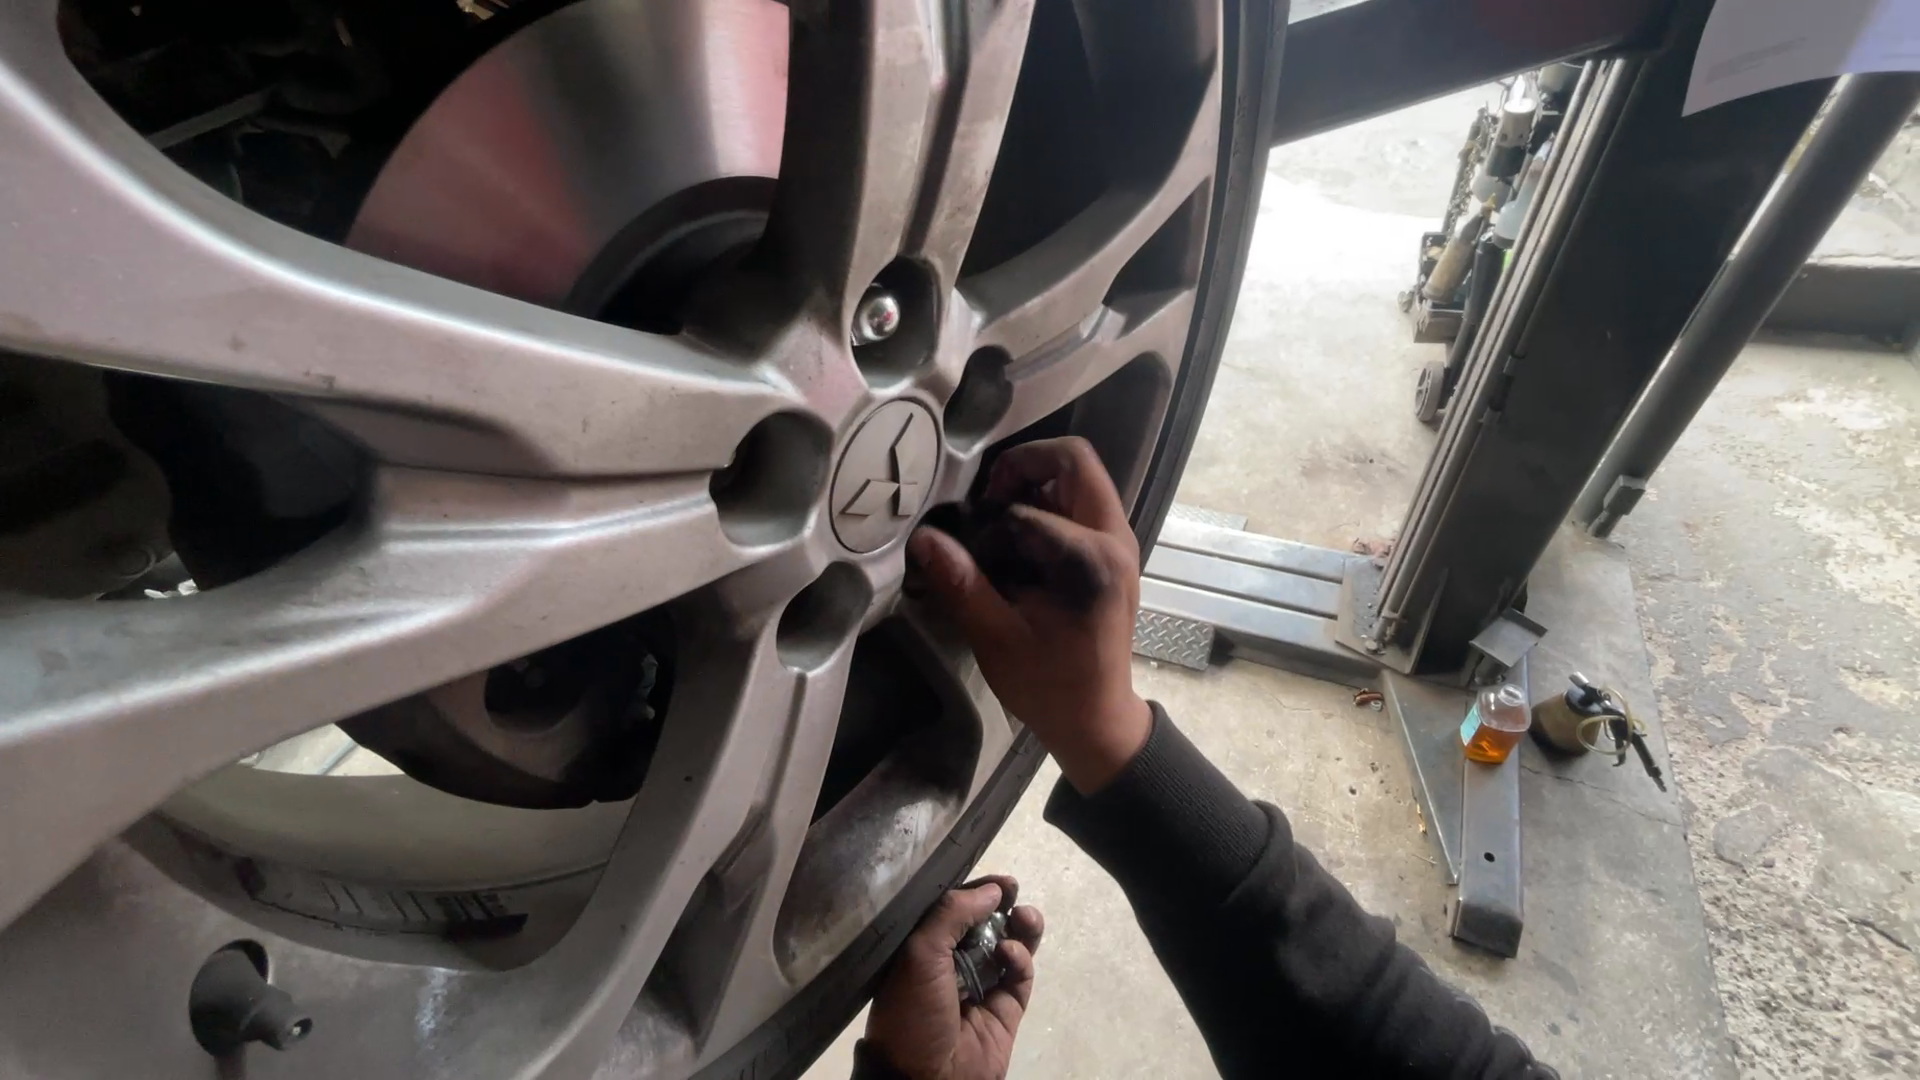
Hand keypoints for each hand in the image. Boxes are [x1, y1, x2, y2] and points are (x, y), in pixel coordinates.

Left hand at [864, 877, 1043, 1079]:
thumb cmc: (912, 1011)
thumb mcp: (919, 952)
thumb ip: (953, 913)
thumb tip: (991, 890)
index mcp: (926, 946)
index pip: (955, 907)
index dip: (977, 889)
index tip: (998, 880)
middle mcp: (954, 961)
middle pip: (986, 921)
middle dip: (1000, 903)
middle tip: (1012, 890)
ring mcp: (982, 984)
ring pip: (1010, 943)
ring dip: (1020, 925)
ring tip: (1023, 915)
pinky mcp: (1006, 1008)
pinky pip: (1020, 973)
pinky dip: (1020, 957)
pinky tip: (1009, 952)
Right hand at [908, 437, 1151, 792]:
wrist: (1097, 718)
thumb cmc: (1049, 685)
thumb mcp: (997, 639)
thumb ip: (962, 584)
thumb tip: (923, 538)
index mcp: (1090, 561)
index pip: (1028, 508)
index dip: (987, 519)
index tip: (965, 543)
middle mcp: (1115, 539)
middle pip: (1075, 460)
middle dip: (1023, 466)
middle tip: (988, 500)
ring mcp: (1120, 542)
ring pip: (1081, 476)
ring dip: (1037, 481)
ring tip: (1000, 517)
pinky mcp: (1115, 551)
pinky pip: (1084, 500)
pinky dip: (1049, 501)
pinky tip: (1020, 537)